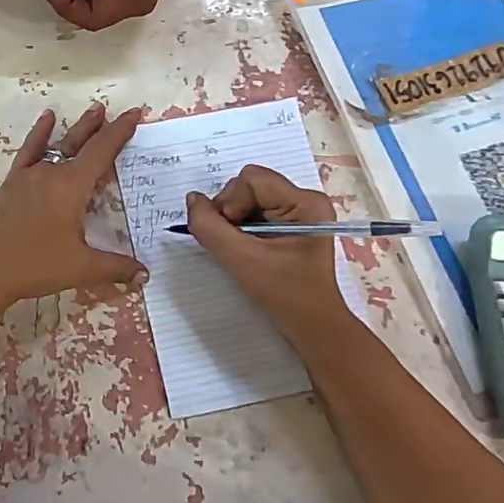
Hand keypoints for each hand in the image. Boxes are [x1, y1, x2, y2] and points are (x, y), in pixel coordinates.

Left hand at [0, 104, 146, 306]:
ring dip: (75, 128)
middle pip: (79, 143)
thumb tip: (145, 274)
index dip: (120, 132)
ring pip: (55, 144)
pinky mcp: (10, 184)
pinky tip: (45, 121)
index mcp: (70, 186)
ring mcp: (27, 176)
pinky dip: (39, 134)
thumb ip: (115, 267)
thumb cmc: (35, 265)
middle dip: (99, 126)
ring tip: (91, 111)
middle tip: (113, 108)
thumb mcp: (81, 268)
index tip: (134, 114)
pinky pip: (28, 151)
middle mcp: (49, 173)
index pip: (102, 151)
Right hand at [182, 164, 350, 331]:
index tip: (234, 233)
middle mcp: (303, 199)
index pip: (250, 179)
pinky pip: (250, 208)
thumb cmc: (284, 293)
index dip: (231, 202)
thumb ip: (209, 226)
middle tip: (234, 241)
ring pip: (245, 196)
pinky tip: (244, 246)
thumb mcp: (240, 259)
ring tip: (240, 245)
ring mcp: (296, 210)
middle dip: (230, 210)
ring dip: (231, 218)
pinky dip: (237, 225)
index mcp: (305, 203)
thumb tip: (193, 199)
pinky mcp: (286, 221)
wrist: (310, 323)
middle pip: (247, 184)